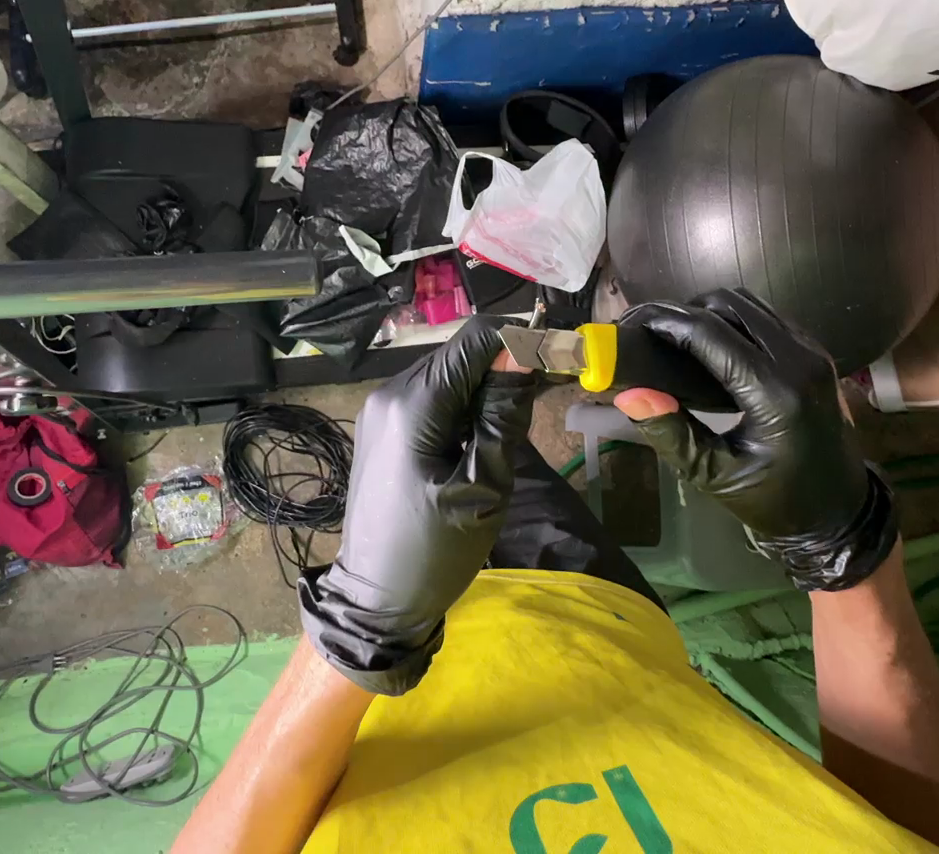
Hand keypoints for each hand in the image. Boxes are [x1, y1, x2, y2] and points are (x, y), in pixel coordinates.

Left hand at [298, 316, 536, 693]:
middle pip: (461, 353)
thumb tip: (523, 352)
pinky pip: (432, 396)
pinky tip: (480, 436)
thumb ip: (504, 414)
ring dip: (485, 387)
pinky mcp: (383, 425)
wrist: (377, 600)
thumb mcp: (484, 486)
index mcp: (412, 404)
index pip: (475, 339)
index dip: (522, 339)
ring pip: (448, 373)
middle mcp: (389, 393)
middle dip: (506, 364)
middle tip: (544, 398)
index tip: (560, 360)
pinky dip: (463, 405)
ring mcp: (381, 408)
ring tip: (512, 425)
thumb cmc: (435, 553)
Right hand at [614, 288, 896, 591]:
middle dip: (684, 311)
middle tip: (652, 332)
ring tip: (676, 337)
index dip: (667, 323)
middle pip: (729, 305)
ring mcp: (811, 352)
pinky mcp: (814, 353)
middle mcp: (798, 361)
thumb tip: (629, 394)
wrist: (839, 511)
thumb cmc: (773, 500)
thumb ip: (671, 432)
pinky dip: (733, 322)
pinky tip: (710, 348)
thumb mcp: (713, 475)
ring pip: (749, 305)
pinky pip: (766, 319)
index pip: (710, 334)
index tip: (633, 325)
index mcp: (774, 394)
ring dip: (709, 312)